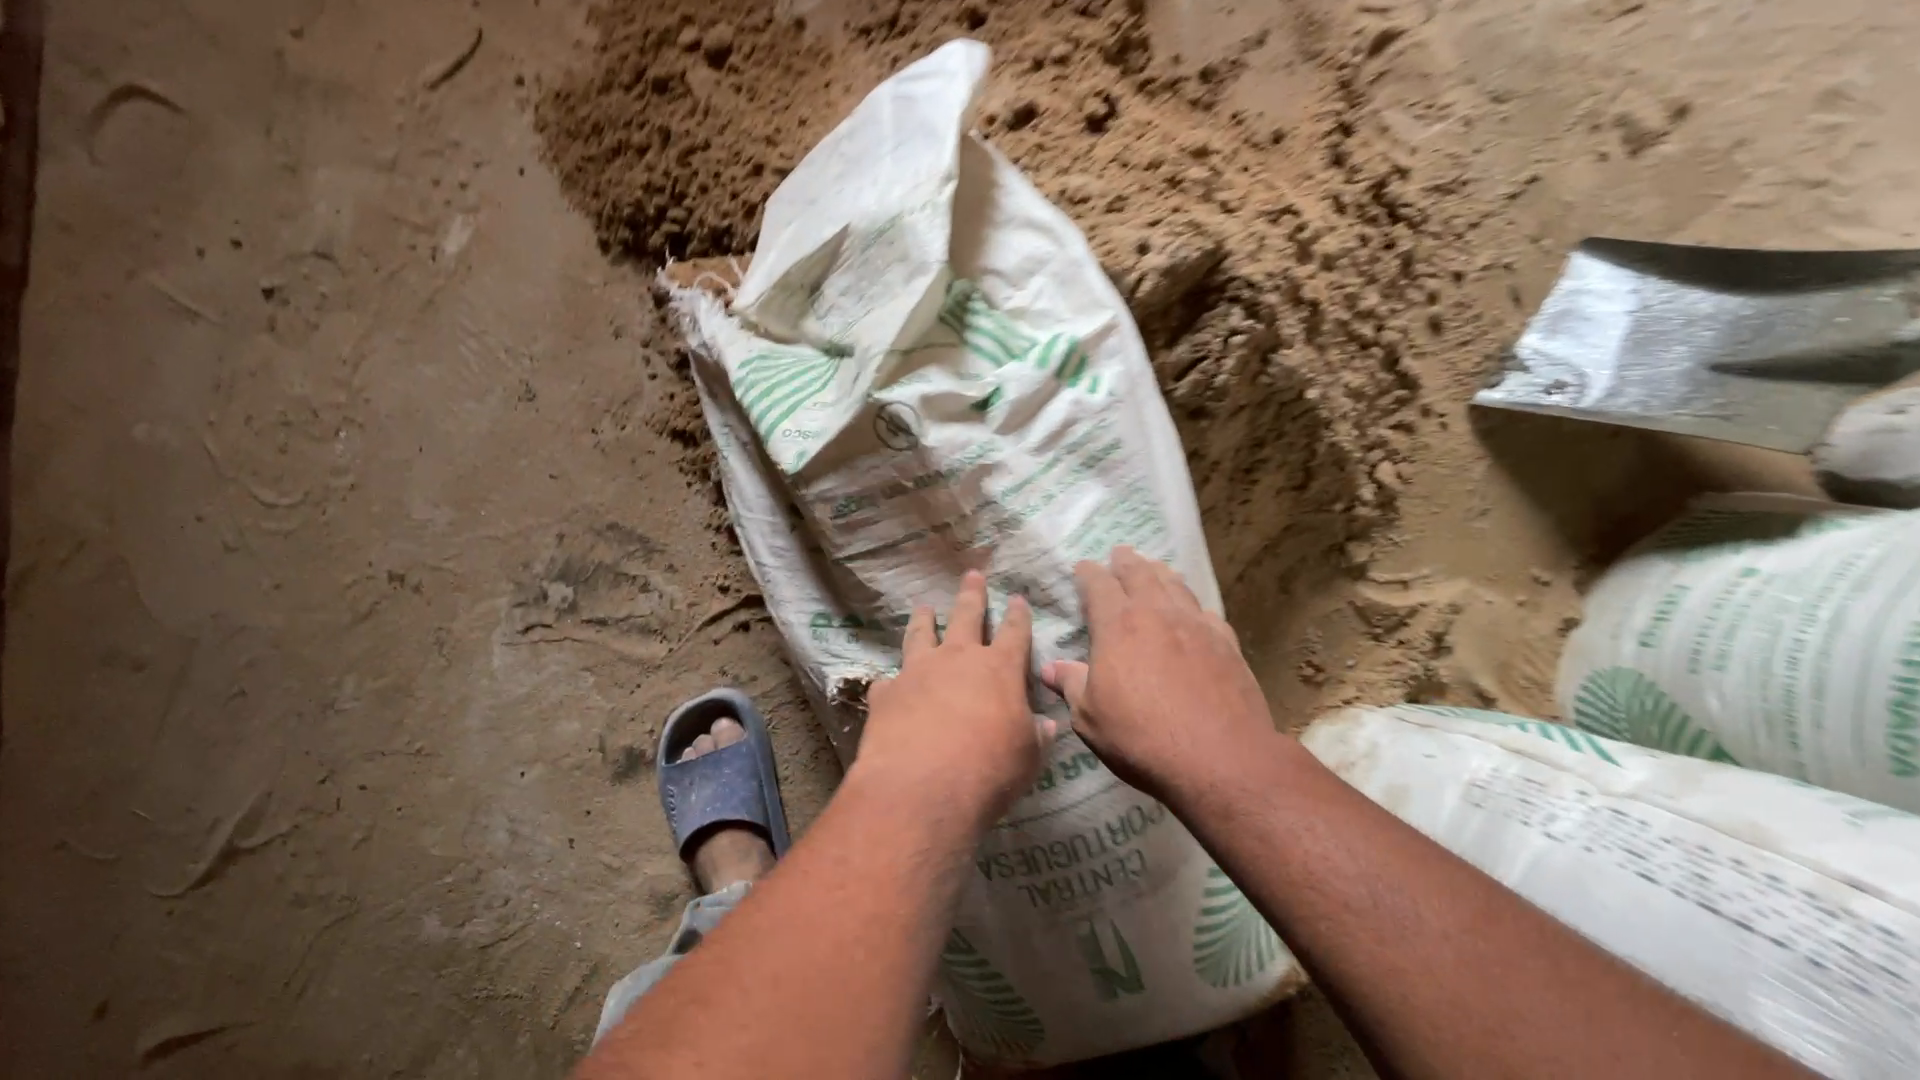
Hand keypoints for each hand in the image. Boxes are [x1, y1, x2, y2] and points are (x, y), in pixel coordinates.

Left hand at [855, 571, 1056, 824]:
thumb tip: (1046, 725)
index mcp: (999, 669)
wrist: (922, 786)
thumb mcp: (1027, 758)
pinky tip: (887, 681)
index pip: (1014, 633)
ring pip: (921, 635)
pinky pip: (889, 680)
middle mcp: (957, 659)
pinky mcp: (886, 694)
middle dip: (972, 595)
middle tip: (972, 575)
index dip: (1018, 616)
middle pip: (966, 616)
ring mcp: (917, 672)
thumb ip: (1036, 737)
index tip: (1018, 599)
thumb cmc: (989, 771)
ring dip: (923, 620)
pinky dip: (891, 679)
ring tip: (923, 607)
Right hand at [1040, 547, 1274, 800]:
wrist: (1219, 757)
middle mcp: (1157, 613)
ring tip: (1154, 568)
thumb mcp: (1090, 718)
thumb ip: (1071, 685)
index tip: (1083, 567)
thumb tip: (1048, 668)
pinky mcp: (1226, 643)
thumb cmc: (1142, 738)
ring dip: (1160, 573)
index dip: (1088, 573)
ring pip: (1176, 585)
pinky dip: (1192, 603)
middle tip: (1120, 553)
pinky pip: (1205, 611)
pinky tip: (1193, 610)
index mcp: (1118, 626)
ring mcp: (1196, 625)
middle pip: (1140, 574)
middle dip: (1126, 561)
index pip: (1099, 585)